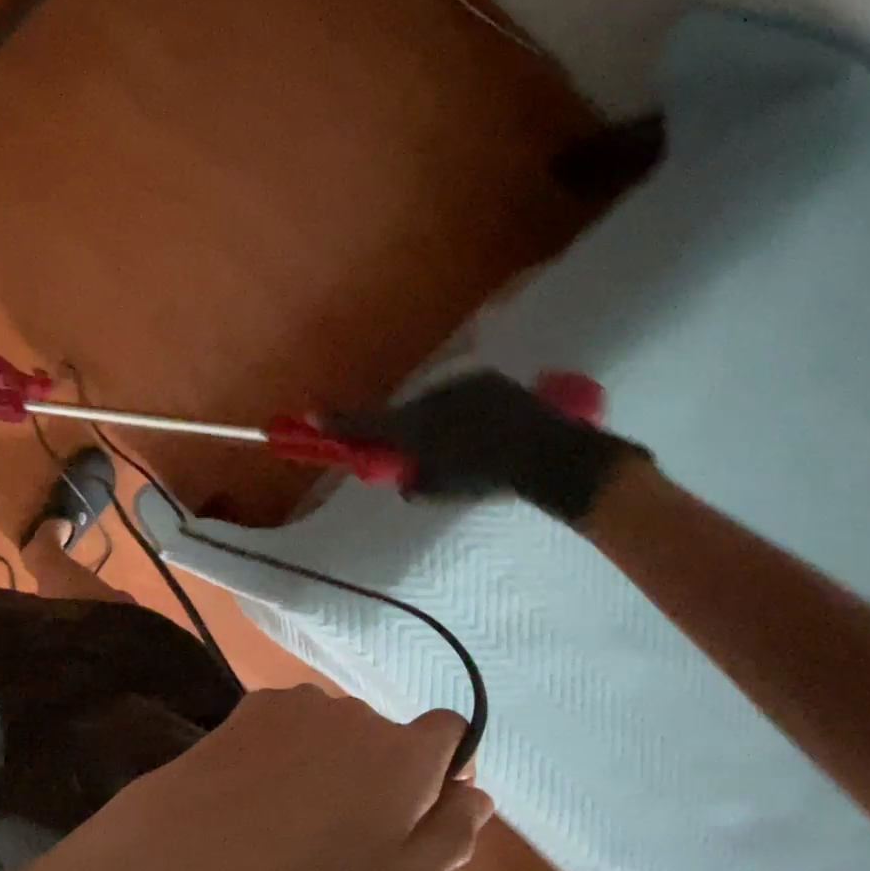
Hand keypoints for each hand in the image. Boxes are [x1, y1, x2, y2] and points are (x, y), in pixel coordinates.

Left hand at [59, 686, 493, 870]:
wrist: (201, 837)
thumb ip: (455, 830)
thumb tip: (478, 793)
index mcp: (407, 751)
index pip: (451, 728)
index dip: (446, 763)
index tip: (424, 801)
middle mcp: (359, 711)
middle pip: (388, 734)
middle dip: (382, 768)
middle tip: (349, 820)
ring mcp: (303, 699)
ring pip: (338, 727)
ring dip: (334, 754)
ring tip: (299, 804)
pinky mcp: (257, 699)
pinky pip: (294, 720)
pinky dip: (291, 743)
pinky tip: (264, 781)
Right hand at [333, 369, 646, 521]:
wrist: (558, 458)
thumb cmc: (494, 480)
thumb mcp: (443, 492)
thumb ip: (412, 482)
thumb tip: (401, 477)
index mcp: (416, 427)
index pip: (366, 424)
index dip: (338, 422)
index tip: (311, 415)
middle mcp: (430, 398)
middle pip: (401, 414)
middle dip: (399, 429)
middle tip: (409, 448)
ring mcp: (459, 384)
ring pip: (431, 404)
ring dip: (435, 421)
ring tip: (459, 444)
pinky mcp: (485, 378)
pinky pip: (459, 395)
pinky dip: (461, 412)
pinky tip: (480, 430)